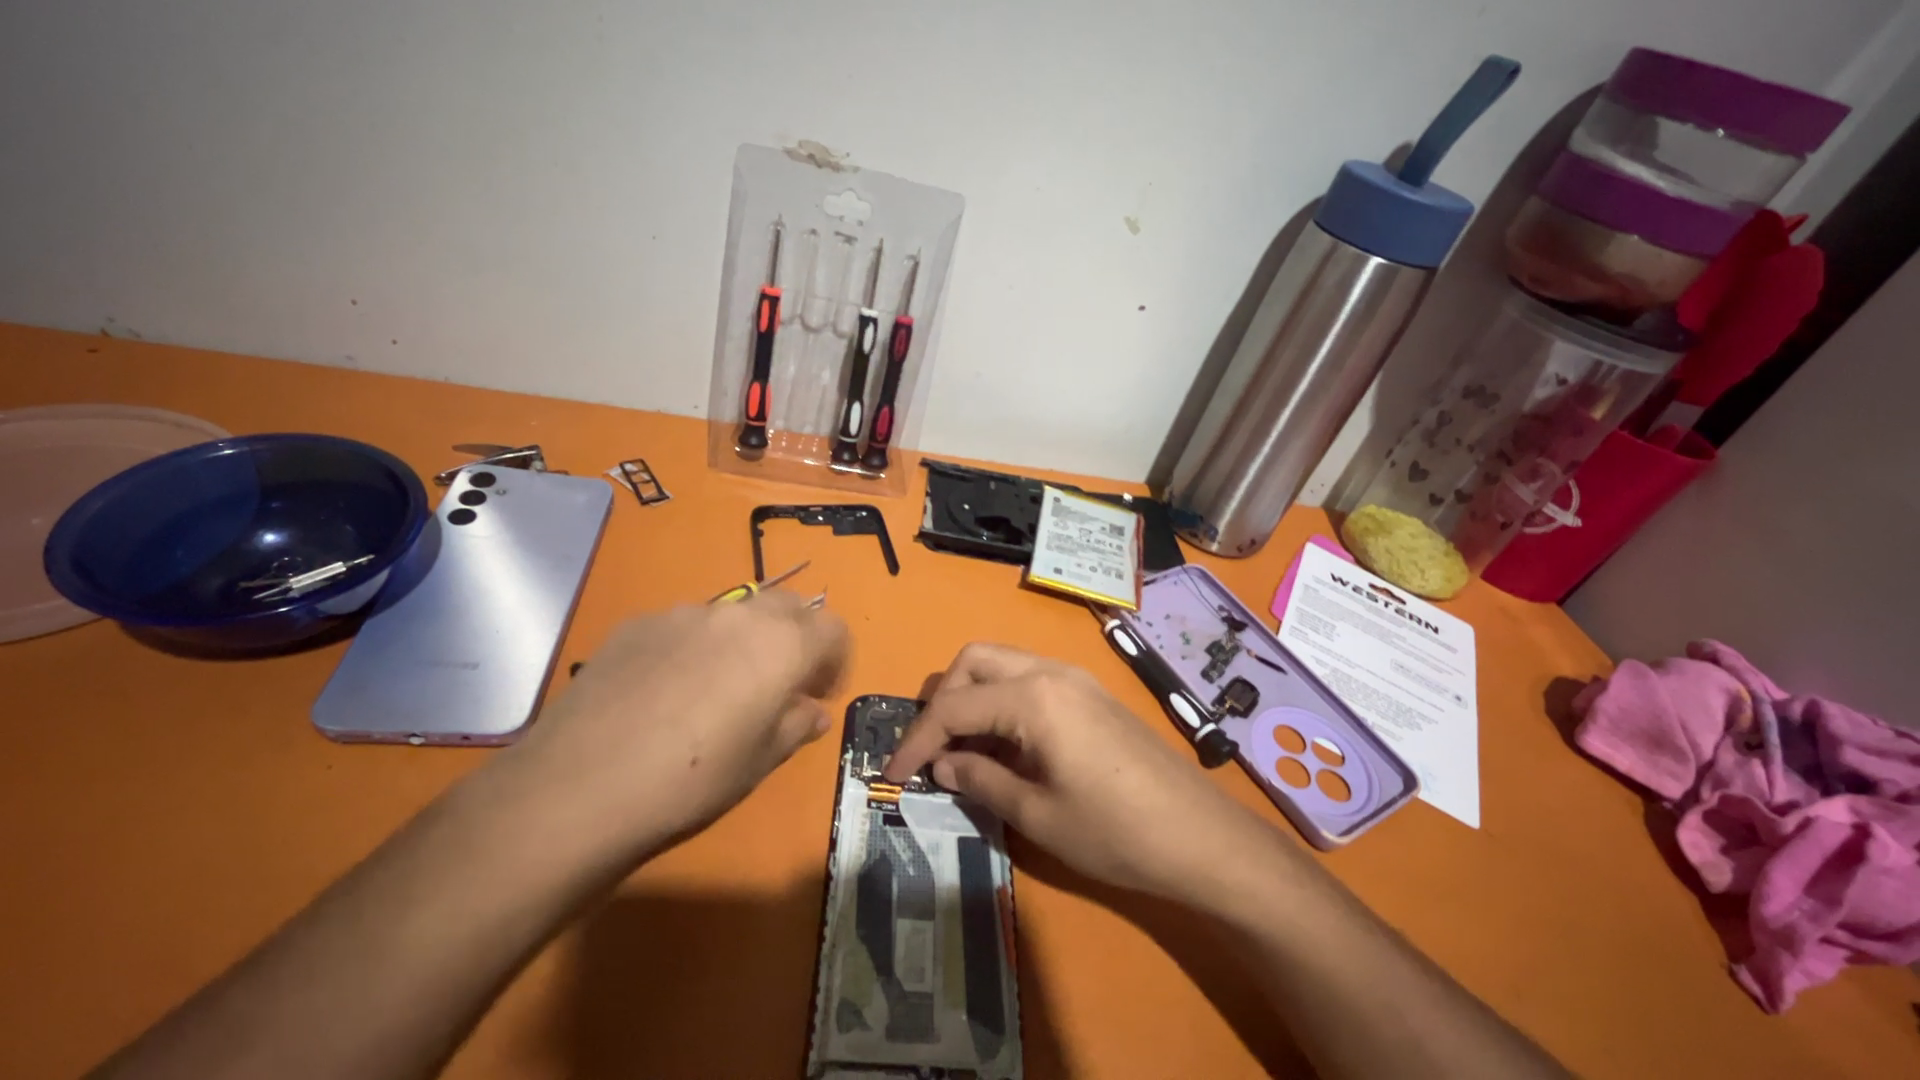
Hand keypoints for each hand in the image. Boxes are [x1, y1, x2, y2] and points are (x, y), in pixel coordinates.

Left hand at [501, 593, 849, 856]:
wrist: (581, 786)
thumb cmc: (693, 781)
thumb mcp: (760, 762)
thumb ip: (794, 726)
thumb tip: (809, 711)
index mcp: (781, 645)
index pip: (832, 628)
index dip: (835, 660)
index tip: (818, 695)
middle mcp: (736, 615)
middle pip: (786, 606)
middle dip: (794, 639)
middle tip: (779, 687)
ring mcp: (681, 614)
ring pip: (732, 614)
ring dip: (742, 642)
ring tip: (716, 693)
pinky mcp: (634, 625)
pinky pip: (682, 627)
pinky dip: (692, 649)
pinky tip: (664, 696)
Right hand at [883, 643, 1273, 902]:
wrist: (1201, 837)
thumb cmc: (1114, 832)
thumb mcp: (1036, 814)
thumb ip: (981, 779)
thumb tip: (942, 764)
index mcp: (1032, 698)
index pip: (953, 706)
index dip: (916, 740)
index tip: (893, 773)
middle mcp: (1051, 672)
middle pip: (974, 660)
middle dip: (943, 698)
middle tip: (932, 749)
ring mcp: (1077, 679)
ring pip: (1003, 664)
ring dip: (973, 696)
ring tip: (962, 749)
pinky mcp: (1093, 695)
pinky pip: (1031, 680)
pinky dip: (1003, 701)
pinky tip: (1004, 746)